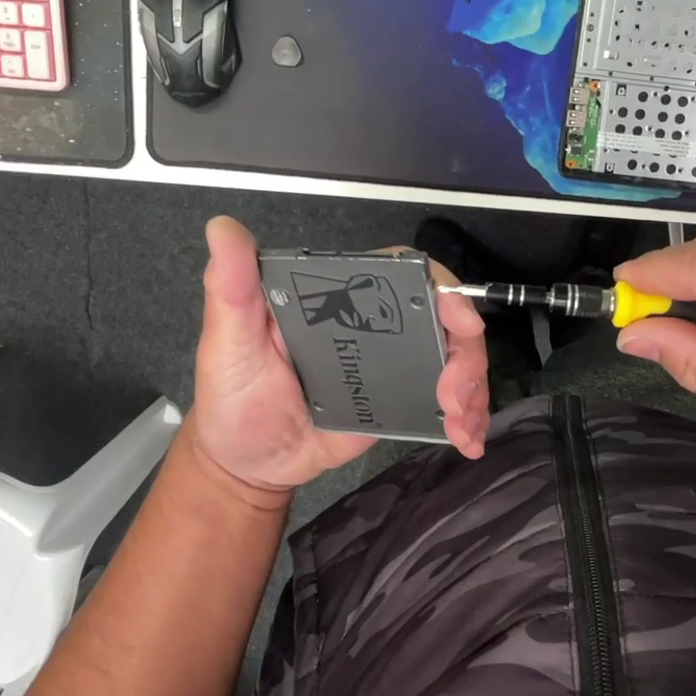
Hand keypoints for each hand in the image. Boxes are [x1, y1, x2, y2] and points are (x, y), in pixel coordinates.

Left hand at [181, 217, 489, 506]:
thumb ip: (230, 290)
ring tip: (461, 422)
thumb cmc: (233, 398)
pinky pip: (447, 399)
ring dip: (473, 386)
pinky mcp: (402, 401)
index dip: (440, 287)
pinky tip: (467, 438)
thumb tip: (223, 229)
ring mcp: (394, 363)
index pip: (402, 272)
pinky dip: (467, 416)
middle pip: (442, 315)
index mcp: (339, 298)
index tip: (458, 318)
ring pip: (454, 356)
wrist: (248, 465)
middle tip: (455, 392)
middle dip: (465, 351)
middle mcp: (374, 323)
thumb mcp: (226, 343)